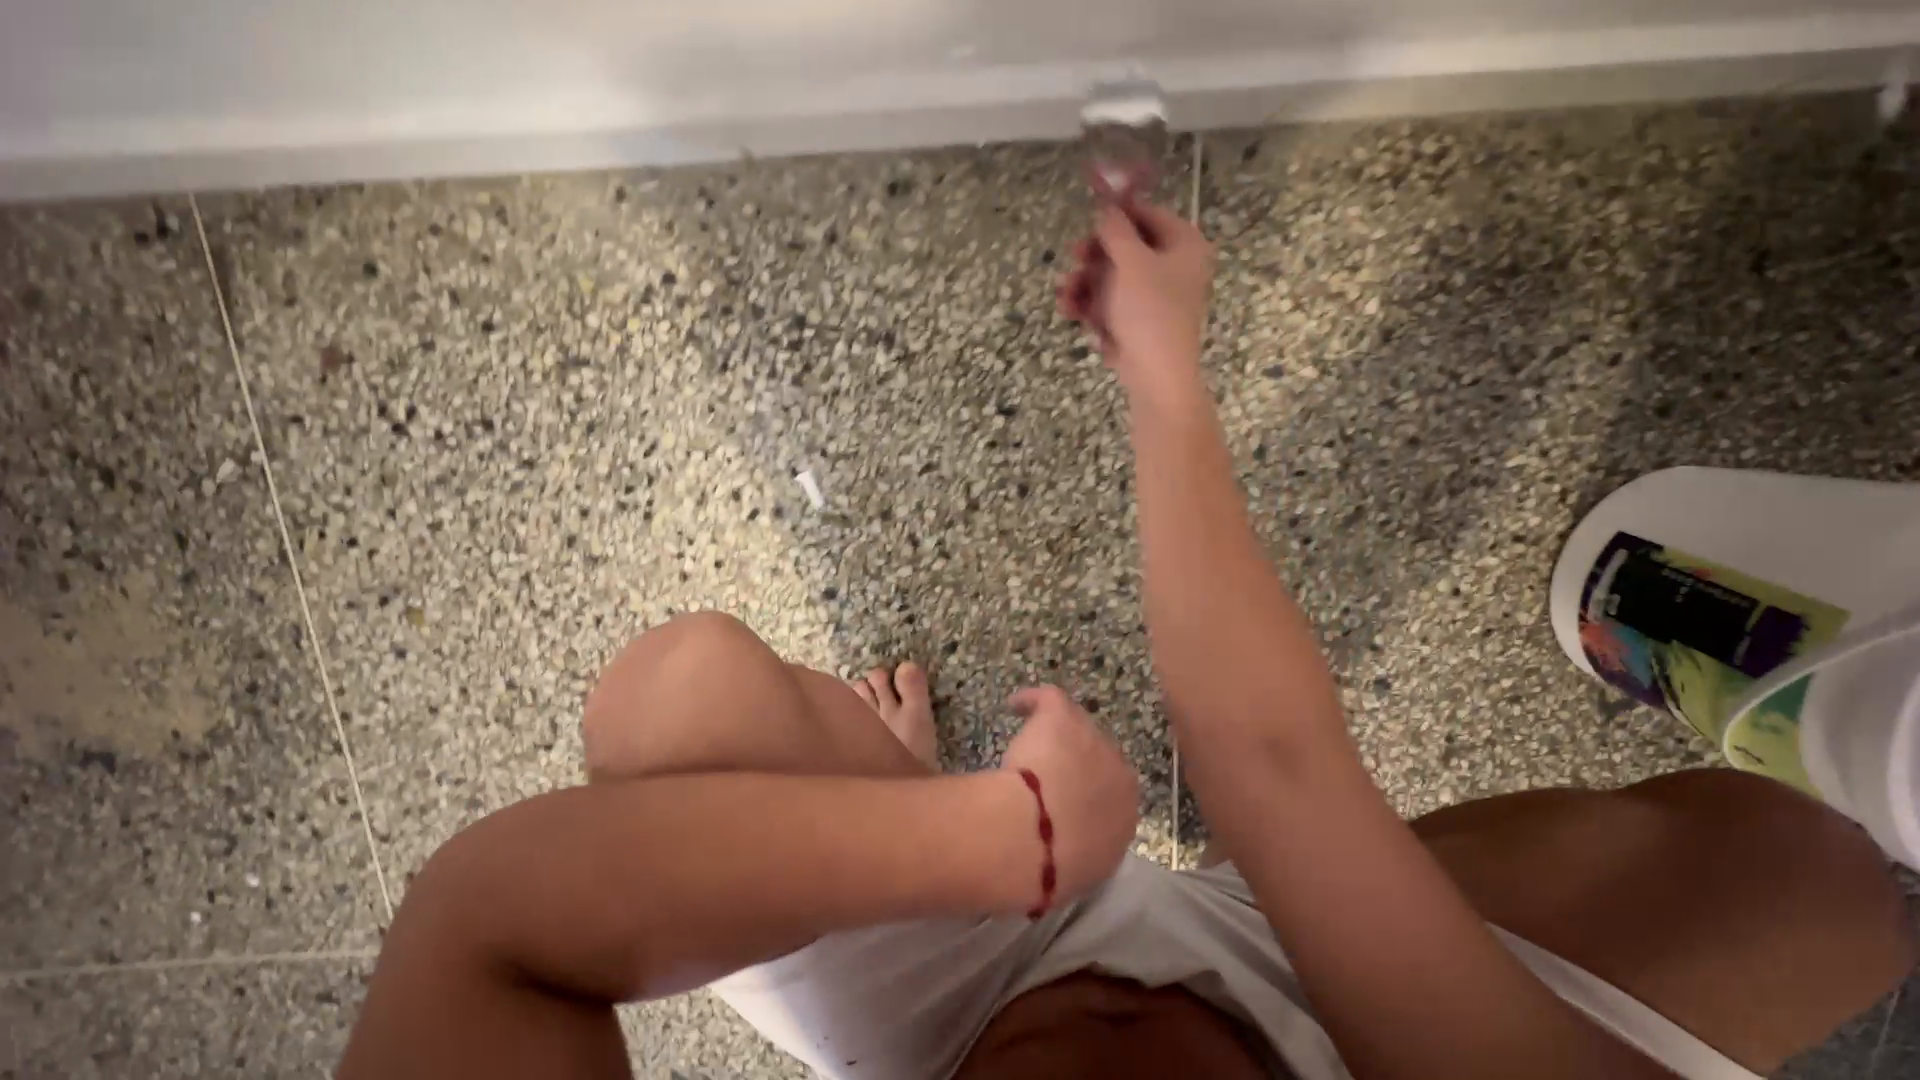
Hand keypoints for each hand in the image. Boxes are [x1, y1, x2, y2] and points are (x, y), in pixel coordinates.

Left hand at [999, 685, 1140, 908]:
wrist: (1037, 839)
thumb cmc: (1055, 866)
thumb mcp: (1077, 875)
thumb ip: (1076, 861)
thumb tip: (1060, 867)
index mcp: (1124, 815)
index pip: (1111, 796)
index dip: (1086, 794)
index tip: (1061, 800)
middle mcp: (1118, 772)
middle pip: (1098, 758)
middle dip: (1076, 762)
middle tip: (1045, 770)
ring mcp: (1093, 740)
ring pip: (1076, 727)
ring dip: (1056, 733)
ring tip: (1029, 740)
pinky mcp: (1064, 718)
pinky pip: (1050, 699)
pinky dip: (1033, 700)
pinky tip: (1015, 705)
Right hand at [1058, 198, 1215, 401]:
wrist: (1157, 375)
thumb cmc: (1149, 311)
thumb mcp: (1131, 262)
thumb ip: (1116, 230)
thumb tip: (1108, 211)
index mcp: (1185, 245)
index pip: (1149, 214)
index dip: (1117, 215)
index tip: (1088, 219)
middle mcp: (1176, 268)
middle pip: (1128, 249)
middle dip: (1094, 257)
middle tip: (1073, 258)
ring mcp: (1158, 299)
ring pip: (1115, 279)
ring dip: (1085, 285)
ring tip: (1065, 295)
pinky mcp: (1141, 324)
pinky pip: (1113, 306)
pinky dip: (1092, 307)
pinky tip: (1071, 312)